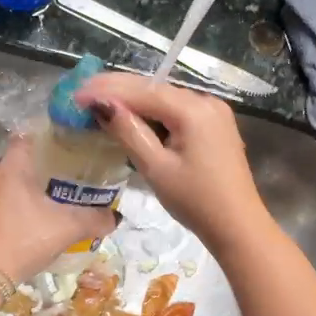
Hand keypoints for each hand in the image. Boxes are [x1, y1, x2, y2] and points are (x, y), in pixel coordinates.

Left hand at [0, 132, 116, 282]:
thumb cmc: (26, 239)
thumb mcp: (68, 228)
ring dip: (30, 185)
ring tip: (55, 195)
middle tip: (68, 171)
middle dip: (42, 162)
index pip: (25, 136)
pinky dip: (19, 203)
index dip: (46, 135)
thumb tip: (115, 217)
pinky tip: (36, 218)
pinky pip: (2, 201)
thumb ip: (95, 219)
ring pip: (10, 182)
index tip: (66, 143)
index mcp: (11, 168)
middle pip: (19, 159)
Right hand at [76, 73, 269, 250]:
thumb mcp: (156, 168)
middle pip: (154, 89)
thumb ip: (128, 132)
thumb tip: (101, 104)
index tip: (76, 94)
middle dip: (117, 90)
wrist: (238, 226)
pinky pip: (177, 111)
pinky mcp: (214, 126)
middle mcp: (206, 101)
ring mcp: (213, 112)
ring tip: (100, 104)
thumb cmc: (195, 201)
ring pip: (165, 99)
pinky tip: (132, 118)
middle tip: (82, 94)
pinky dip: (153, 113)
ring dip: (133, 100)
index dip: (107, 90)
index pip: (142, 90)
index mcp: (193, 109)